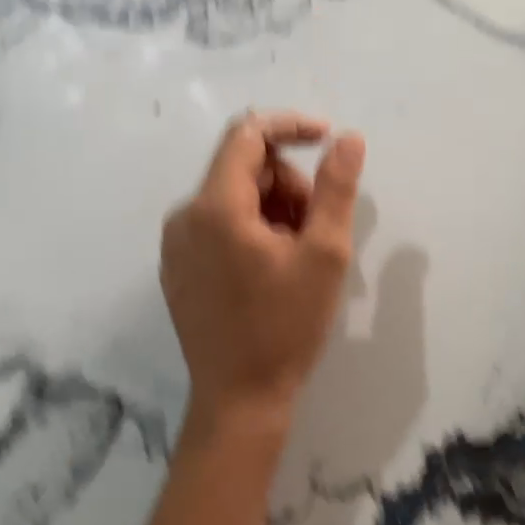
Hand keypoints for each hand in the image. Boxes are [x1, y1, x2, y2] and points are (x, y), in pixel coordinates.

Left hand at [160, 111, 366, 429]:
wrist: (240, 398)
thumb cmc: (286, 325)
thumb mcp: (324, 253)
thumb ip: (335, 189)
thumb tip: (347, 139)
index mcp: (216, 208)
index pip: (247, 134)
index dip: (291, 126)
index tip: (328, 140)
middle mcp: (185, 217)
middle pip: (244, 168)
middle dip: (289, 184)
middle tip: (320, 229)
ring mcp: (176, 244)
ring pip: (235, 197)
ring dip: (275, 210)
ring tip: (300, 257)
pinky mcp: (178, 268)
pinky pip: (219, 224)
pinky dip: (254, 230)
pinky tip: (275, 270)